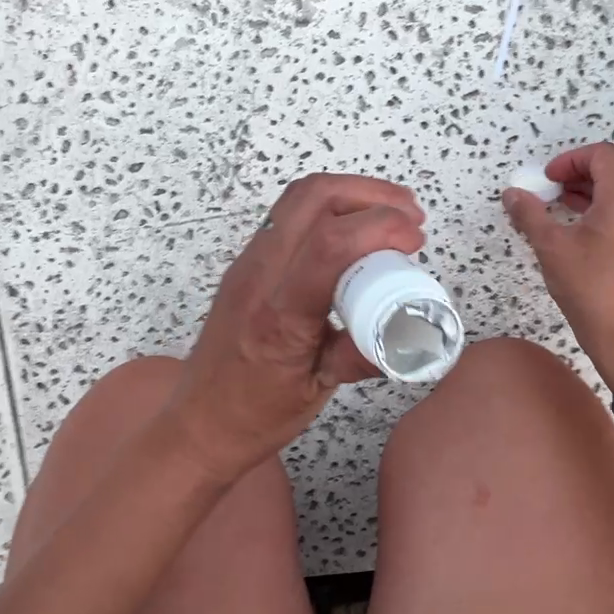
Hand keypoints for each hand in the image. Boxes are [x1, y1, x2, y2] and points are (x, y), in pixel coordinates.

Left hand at [166, 174, 425, 482]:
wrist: (198, 421)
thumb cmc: (255, 415)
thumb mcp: (319, 391)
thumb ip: (361, 353)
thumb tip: (406, 322)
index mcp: (280, 315)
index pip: (329, 244)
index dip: (380, 226)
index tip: (414, 239)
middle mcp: (259, 276)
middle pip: (312, 197)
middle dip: (371, 193)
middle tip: (410, 214)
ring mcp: (247, 263)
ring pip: (298, 197)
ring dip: (350, 194)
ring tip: (390, 215)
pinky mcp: (245, 262)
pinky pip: (288, 215)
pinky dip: (330, 208)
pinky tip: (355, 231)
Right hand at [502, 142, 613, 388]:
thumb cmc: (590, 290)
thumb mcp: (551, 248)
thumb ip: (530, 215)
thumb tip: (512, 194)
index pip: (603, 155)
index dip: (571, 158)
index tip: (548, 178)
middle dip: (583, 169)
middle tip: (555, 186)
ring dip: (595, 187)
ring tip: (564, 204)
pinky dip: (607, 205)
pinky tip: (582, 227)